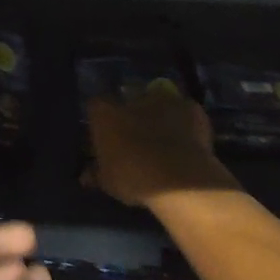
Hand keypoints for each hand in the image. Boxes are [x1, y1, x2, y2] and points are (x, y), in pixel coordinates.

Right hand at [86, 91, 237, 208]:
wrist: (179, 179)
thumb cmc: (133, 178)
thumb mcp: (107, 182)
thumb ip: (96, 173)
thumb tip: (87, 174)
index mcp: (105, 113)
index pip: (96, 106)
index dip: (101, 120)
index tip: (105, 136)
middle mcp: (132, 97)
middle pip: (128, 99)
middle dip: (131, 114)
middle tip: (136, 137)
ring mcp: (164, 100)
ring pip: (157, 102)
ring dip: (158, 115)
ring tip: (164, 138)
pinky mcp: (192, 108)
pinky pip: (184, 112)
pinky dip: (183, 123)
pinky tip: (186, 140)